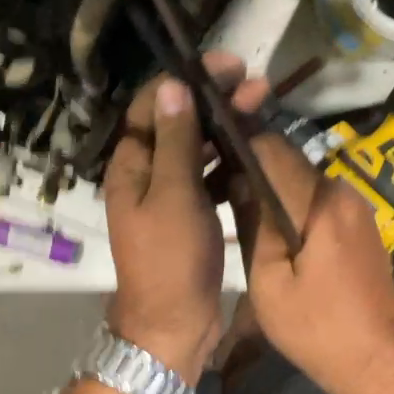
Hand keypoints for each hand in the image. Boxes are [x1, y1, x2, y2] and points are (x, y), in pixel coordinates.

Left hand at [102, 53, 263, 381]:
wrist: (173, 326)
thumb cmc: (170, 260)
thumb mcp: (173, 195)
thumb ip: (175, 141)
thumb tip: (174, 87)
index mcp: (130, 166)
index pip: (152, 105)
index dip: (187, 79)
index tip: (227, 67)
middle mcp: (145, 177)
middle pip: (177, 124)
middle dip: (214, 101)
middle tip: (257, 86)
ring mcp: (168, 200)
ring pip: (195, 151)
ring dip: (225, 130)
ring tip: (263, 110)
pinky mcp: (189, 220)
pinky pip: (207, 180)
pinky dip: (228, 164)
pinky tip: (254, 155)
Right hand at [229, 127, 393, 393]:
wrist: (375, 360)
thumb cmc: (316, 328)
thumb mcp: (269, 282)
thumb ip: (254, 225)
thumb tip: (238, 180)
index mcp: (321, 201)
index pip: (272, 151)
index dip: (236, 150)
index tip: (209, 162)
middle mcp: (344, 192)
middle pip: (288, 166)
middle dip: (253, 175)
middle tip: (217, 196)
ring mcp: (357, 209)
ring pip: (302, 187)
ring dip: (272, 197)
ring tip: (238, 216)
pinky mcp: (360, 228)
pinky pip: (317, 207)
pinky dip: (293, 214)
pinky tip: (273, 237)